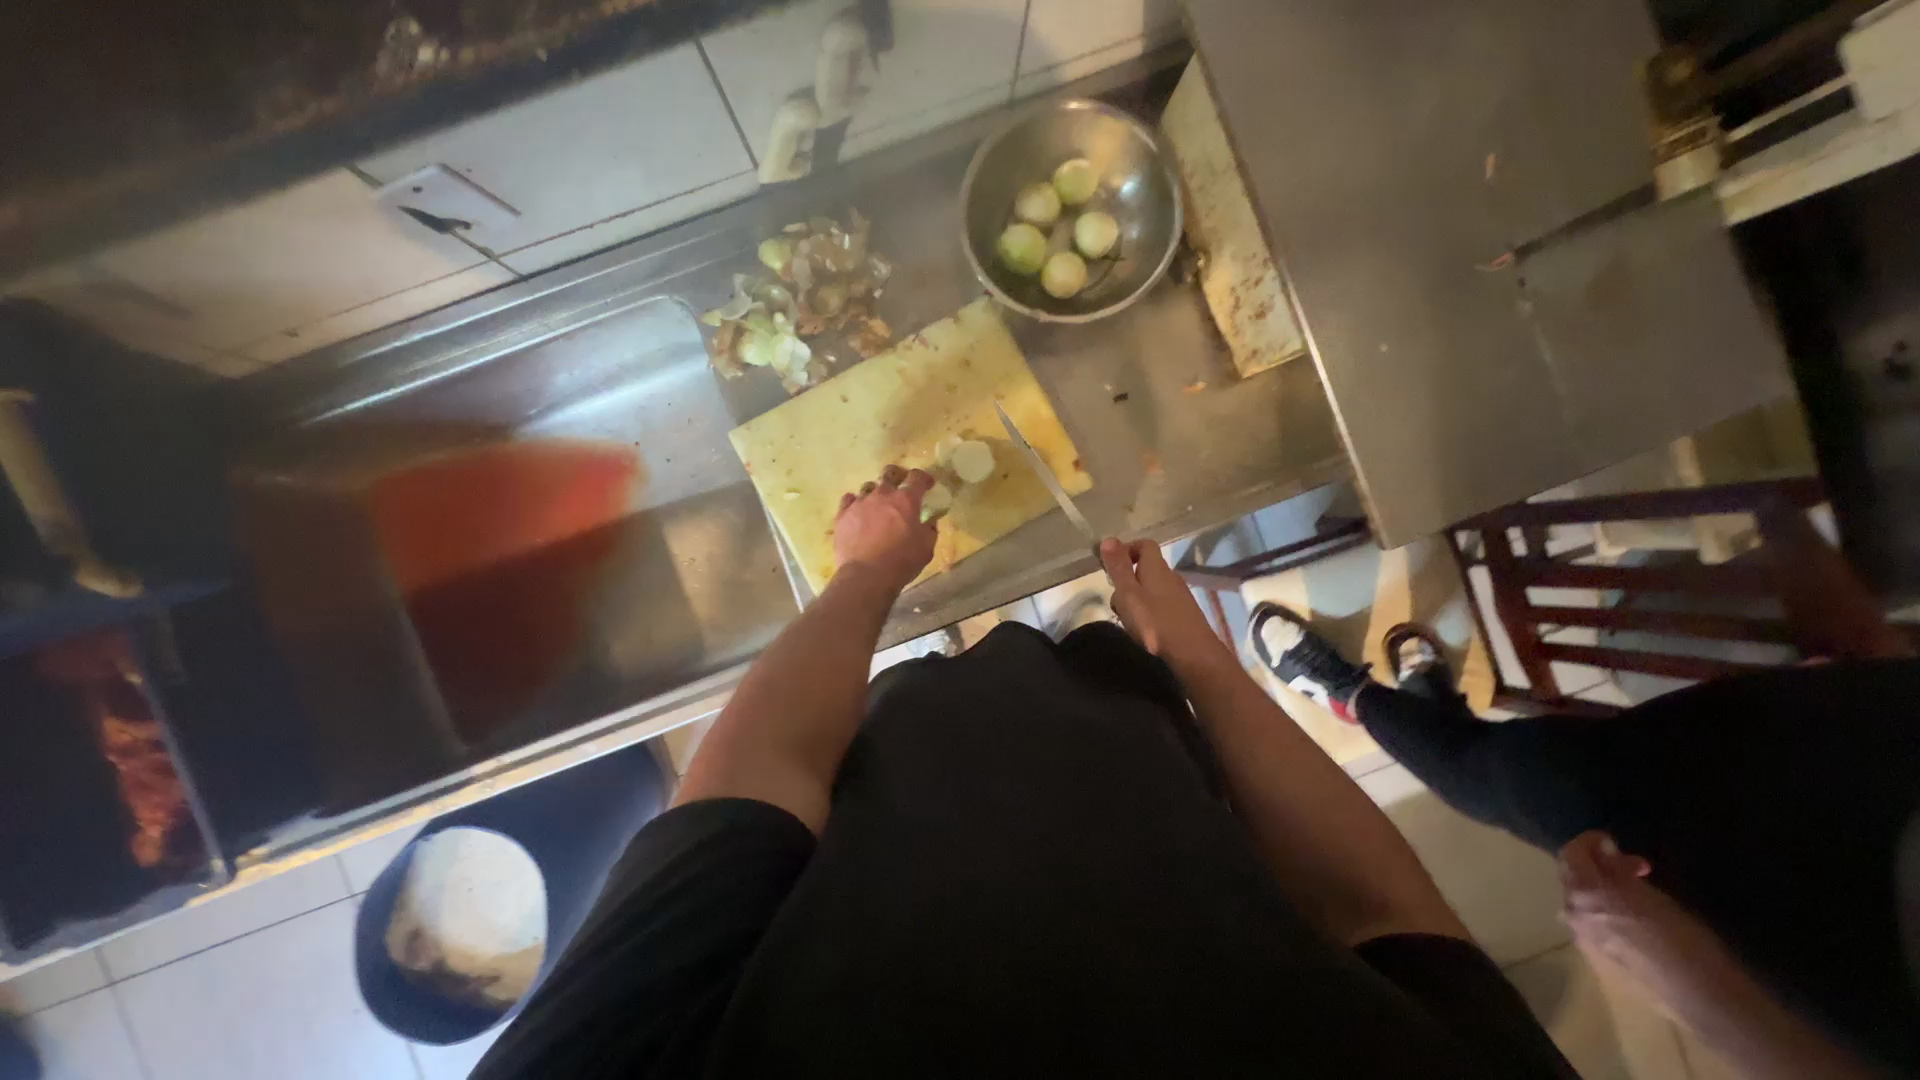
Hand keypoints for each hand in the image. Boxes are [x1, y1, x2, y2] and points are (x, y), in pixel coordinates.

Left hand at [833, 465, 937, 594]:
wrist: (866, 575)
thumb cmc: (901, 562)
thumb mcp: (926, 548)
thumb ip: (930, 530)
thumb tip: (930, 521)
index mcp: (906, 500)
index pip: (917, 477)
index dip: (924, 478)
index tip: (927, 484)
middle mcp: (882, 495)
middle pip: (889, 473)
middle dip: (897, 476)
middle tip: (900, 486)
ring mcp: (860, 503)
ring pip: (868, 487)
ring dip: (875, 492)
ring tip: (877, 505)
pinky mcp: (843, 514)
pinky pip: (849, 500)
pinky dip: (855, 503)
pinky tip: (858, 512)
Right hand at [1100, 537, 1233, 672]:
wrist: (1193, 653)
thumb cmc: (1154, 622)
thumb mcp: (1128, 593)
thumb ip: (1118, 567)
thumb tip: (1108, 538)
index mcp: (1156, 567)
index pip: (1144, 545)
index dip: (1126, 550)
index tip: (1110, 566)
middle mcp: (1170, 576)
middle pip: (1146, 567)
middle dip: (1127, 579)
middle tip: (1116, 599)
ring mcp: (1180, 595)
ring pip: (1152, 587)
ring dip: (1136, 597)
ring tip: (1126, 618)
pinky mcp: (1184, 613)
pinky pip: (1160, 603)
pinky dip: (1148, 610)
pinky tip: (1144, 628)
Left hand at [1558, 831, 1741, 1000]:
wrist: (1702, 996)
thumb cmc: (1683, 938)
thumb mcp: (1652, 895)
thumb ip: (1619, 870)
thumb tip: (1605, 852)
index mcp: (1583, 893)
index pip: (1571, 854)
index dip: (1588, 841)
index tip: (1610, 839)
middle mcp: (1572, 912)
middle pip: (1572, 876)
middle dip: (1597, 865)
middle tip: (1633, 866)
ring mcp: (1580, 936)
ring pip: (1579, 898)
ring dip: (1599, 887)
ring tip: (1635, 889)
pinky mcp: (1594, 955)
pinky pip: (1589, 920)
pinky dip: (1601, 908)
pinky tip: (1628, 914)